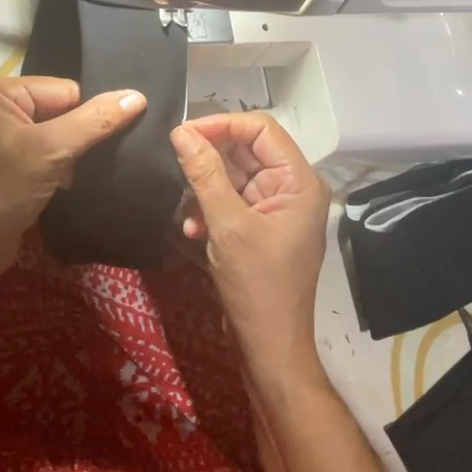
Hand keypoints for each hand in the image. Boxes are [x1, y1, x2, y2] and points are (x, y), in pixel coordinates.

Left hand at [0, 76, 145, 278]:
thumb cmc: (3, 190)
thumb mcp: (52, 150)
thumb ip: (96, 121)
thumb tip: (139, 96)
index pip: (65, 89)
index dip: (89, 113)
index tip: (115, 135)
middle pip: (62, 109)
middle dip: (83, 134)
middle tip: (111, 154)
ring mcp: (1, 137)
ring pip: (57, 133)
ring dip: (76, 152)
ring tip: (98, 168)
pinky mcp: (9, 164)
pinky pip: (47, 152)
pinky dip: (64, 166)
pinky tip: (79, 180)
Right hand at [172, 113, 330, 372]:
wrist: (270, 347)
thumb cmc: (257, 285)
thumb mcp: (227, 226)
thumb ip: (204, 174)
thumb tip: (180, 132)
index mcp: (299, 181)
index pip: (260, 129)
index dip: (221, 124)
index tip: (182, 133)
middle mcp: (292, 187)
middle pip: (246, 150)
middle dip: (209, 157)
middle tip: (173, 161)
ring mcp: (277, 208)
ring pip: (234, 175)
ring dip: (206, 187)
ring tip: (183, 205)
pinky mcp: (261, 226)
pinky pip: (232, 200)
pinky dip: (210, 208)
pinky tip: (191, 228)